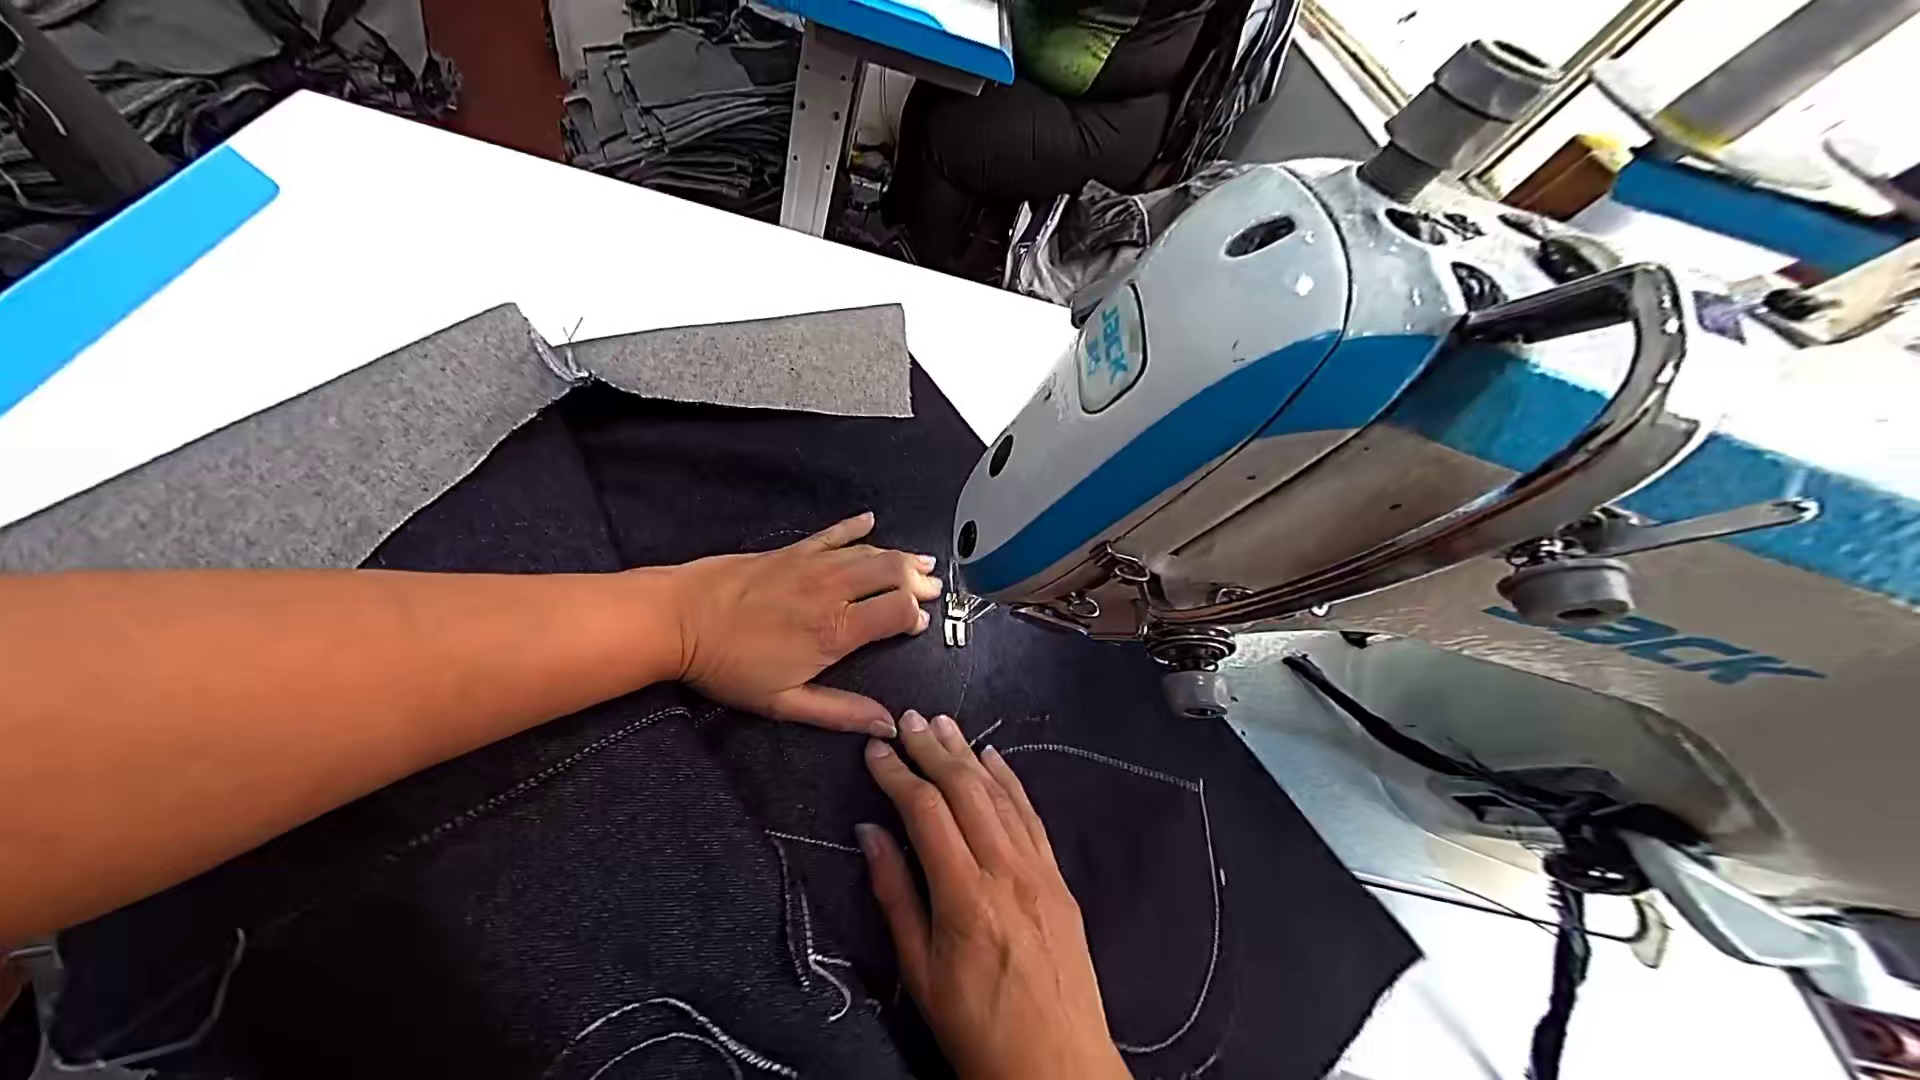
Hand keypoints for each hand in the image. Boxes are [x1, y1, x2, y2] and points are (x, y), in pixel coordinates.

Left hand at [662, 513, 941, 734]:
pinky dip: (855, 526)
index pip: (898, 610)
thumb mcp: (784, 702)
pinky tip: (870, 520)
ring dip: (901, 556)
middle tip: (934, 586)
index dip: (917, 614)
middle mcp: (833, 590)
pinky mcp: (794, 550)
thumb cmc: (730, 666)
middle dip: (920, 579)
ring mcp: (814, 564)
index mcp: (836, 630)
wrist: (679, 619)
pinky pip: (833, 533)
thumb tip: (886, 723)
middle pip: (893, 573)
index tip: (919, 623)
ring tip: (922, 562)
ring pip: (871, 552)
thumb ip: (840, 712)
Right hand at [858, 711, 1128, 1079]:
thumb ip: (895, 895)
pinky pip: (1031, 814)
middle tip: (908, 719)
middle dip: (932, 749)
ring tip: (942, 724)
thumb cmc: (977, 1030)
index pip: (925, 812)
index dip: (898, 774)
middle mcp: (1005, 869)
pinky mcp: (1059, 875)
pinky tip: (993, 756)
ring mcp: (1038, 868)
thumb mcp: (920, 974)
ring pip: (998, 793)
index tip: (876, 749)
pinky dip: (1010, 779)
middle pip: (964, 789)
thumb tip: (871, 831)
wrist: (1061, 1069)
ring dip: (967, 753)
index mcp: (965, 895)